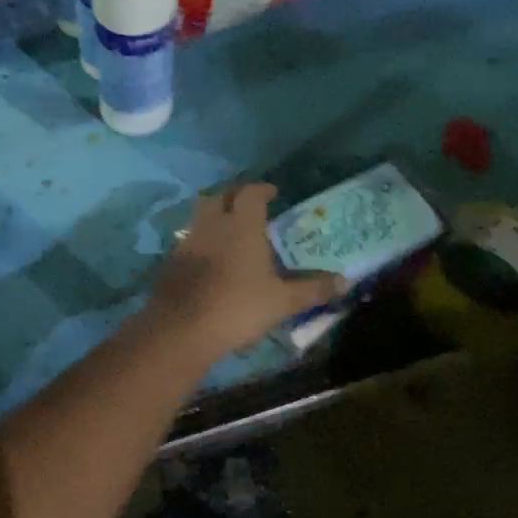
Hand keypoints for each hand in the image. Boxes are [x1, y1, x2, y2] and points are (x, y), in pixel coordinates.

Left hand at [148, 183, 345, 355]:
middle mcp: (211, 224)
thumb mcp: (282, 301)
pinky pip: (190, 238)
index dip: (262, 189)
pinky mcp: (172, 260)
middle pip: (220, 196)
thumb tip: (345, 280)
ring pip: (201, 215)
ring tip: (231, 229)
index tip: (273, 193)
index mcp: (241, 225)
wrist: (181, 329)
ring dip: (215, 215)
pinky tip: (211, 256)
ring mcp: (188, 241)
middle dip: (235, 195)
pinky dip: (202, 238)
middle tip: (249, 205)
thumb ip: (313, 289)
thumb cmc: (237, 307)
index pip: (250, 193)